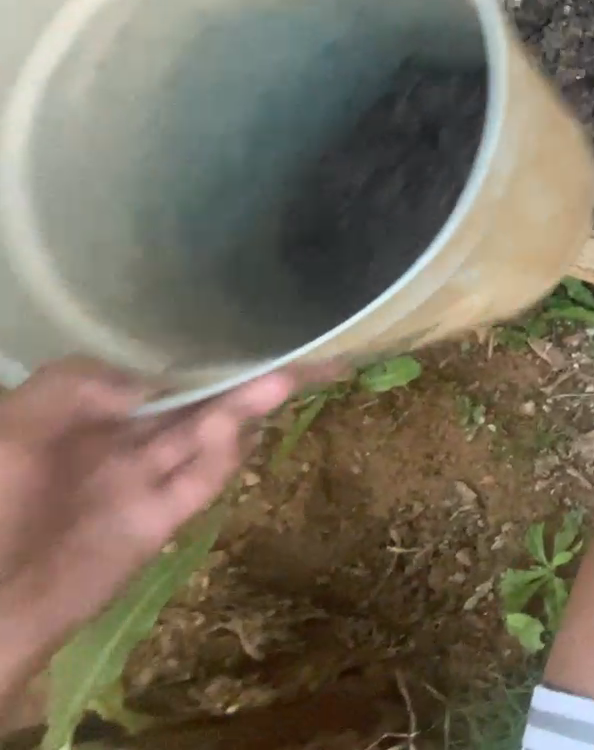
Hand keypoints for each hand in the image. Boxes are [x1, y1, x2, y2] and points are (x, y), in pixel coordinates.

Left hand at [0, 360, 295, 672]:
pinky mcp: (159, 519)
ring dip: (246, 406)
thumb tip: (151, 382)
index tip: (240, 332)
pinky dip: (223, 455)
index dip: (192, 353)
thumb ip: (69, 391)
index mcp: (67, 419)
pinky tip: (233, 431)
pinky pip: (200, 480)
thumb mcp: (5, 439)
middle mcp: (107, 444)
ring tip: (290, 380)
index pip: (142, 374)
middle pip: (188, 402)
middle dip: (243, 377)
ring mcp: (136, 483)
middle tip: (306, 356)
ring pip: (203, 434)